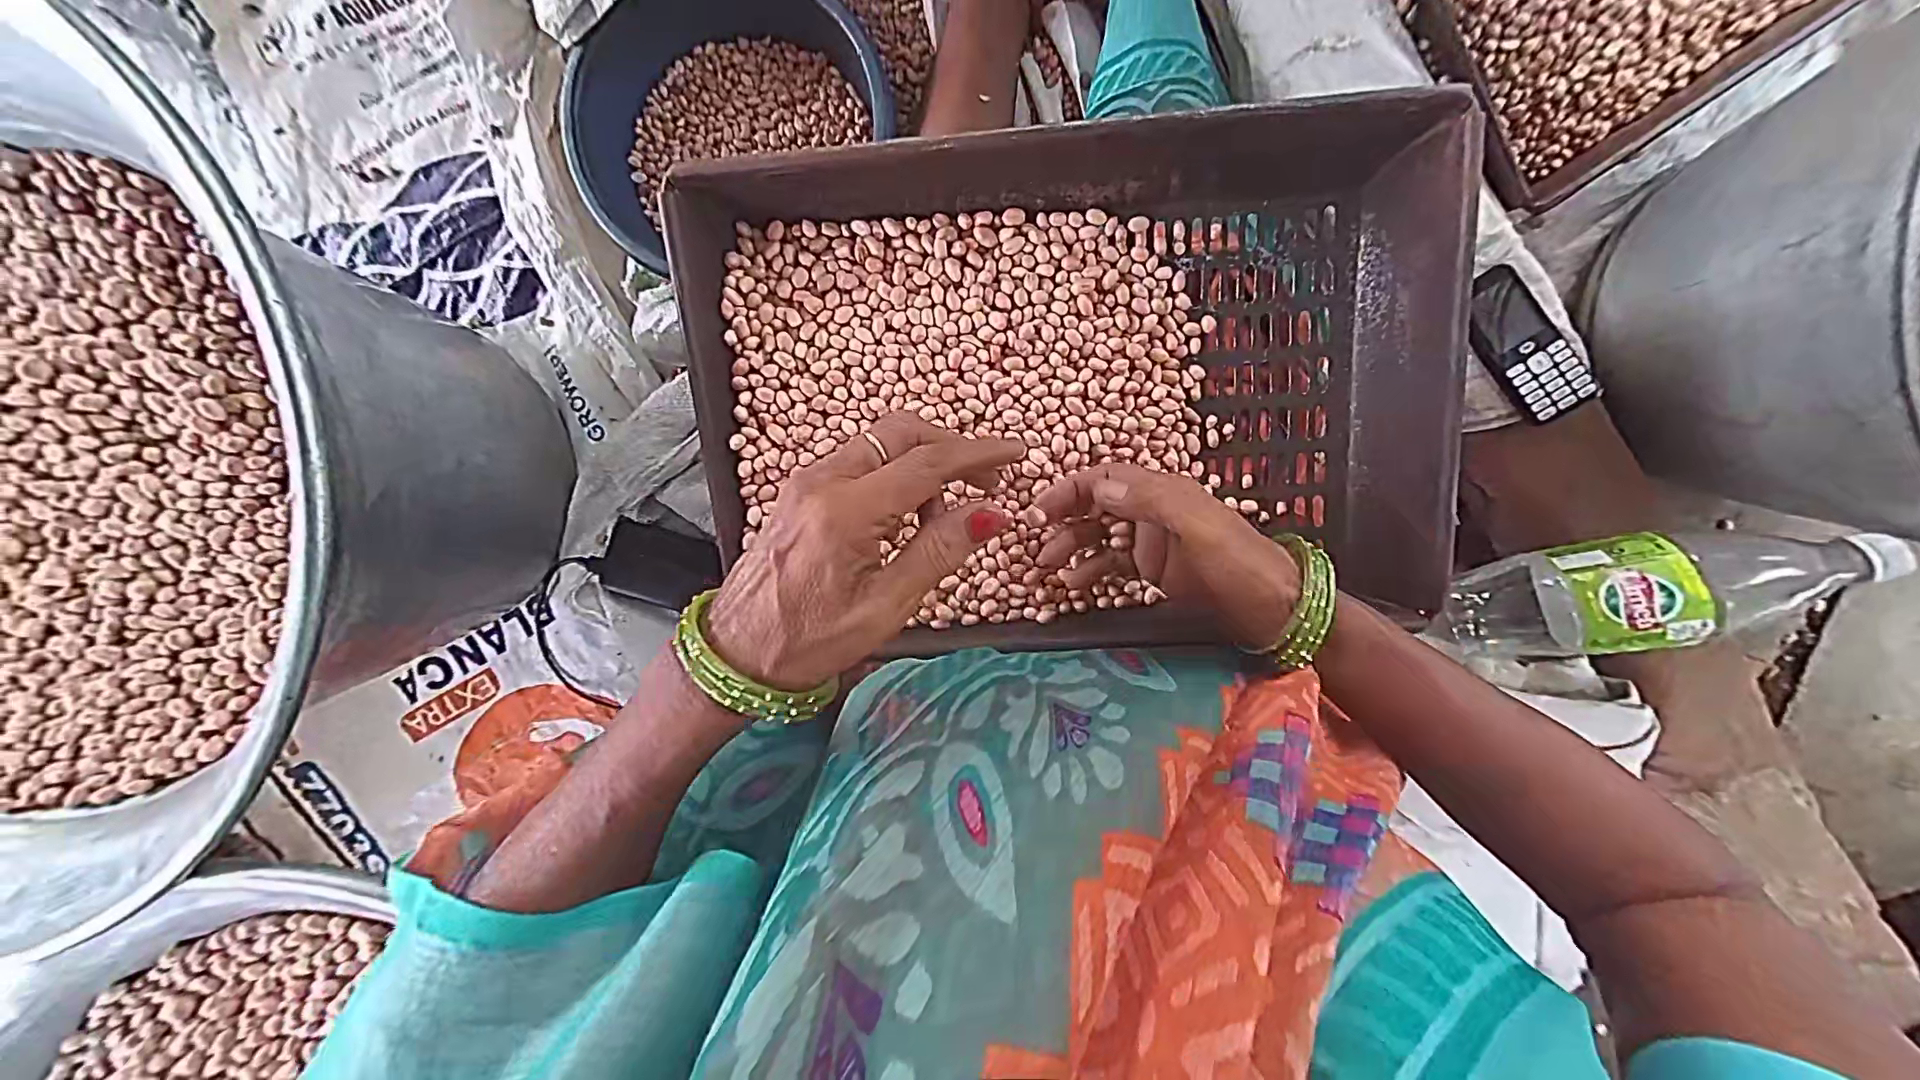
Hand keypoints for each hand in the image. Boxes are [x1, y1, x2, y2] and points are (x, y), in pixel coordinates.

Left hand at [705, 413, 1026, 689]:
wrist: (737, 650)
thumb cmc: (809, 641)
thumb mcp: (885, 606)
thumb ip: (938, 551)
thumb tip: (990, 513)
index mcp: (844, 513)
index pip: (927, 463)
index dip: (978, 454)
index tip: (1015, 454)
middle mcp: (822, 482)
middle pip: (902, 433)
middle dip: (952, 448)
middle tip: (986, 481)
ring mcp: (807, 481)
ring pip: (880, 443)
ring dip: (923, 462)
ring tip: (943, 516)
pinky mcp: (802, 490)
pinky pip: (860, 462)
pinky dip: (895, 473)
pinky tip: (907, 514)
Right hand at [1029, 463, 1302, 649]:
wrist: (1278, 610)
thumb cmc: (1243, 565)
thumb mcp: (1202, 528)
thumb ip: (1153, 501)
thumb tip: (1100, 485)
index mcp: (1162, 492)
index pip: (1103, 479)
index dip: (1067, 491)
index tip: (1038, 513)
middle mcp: (1152, 511)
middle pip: (1095, 506)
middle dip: (1062, 521)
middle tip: (1036, 545)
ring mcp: (1152, 541)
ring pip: (1098, 536)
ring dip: (1071, 547)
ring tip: (1048, 567)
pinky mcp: (1154, 569)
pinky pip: (1112, 563)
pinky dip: (1090, 570)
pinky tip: (1074, 584)